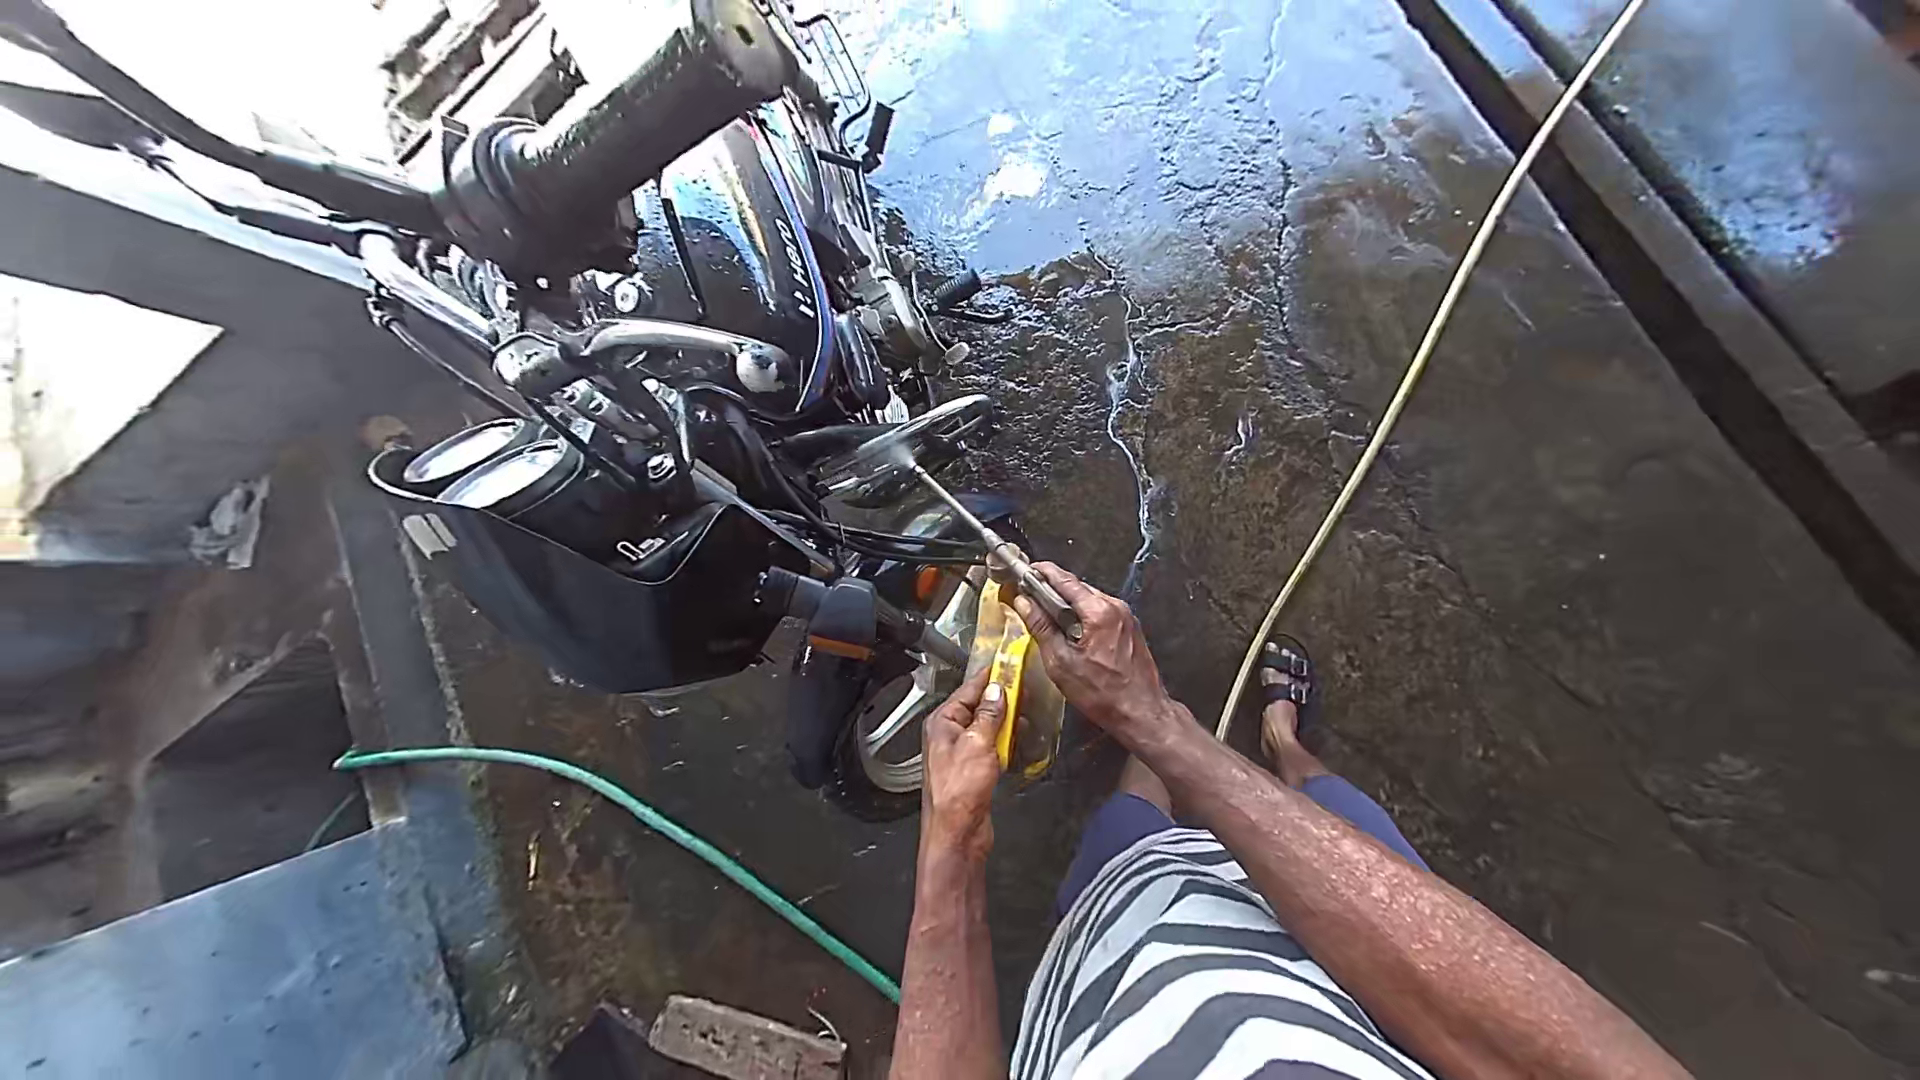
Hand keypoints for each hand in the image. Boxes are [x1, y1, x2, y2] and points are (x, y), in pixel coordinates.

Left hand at [921, 665, 1006, 859]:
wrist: (956, 834)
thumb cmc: (958, 791)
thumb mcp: (977, 744)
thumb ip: (989, 715)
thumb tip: (997, 690)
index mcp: (942, 722)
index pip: (968, 689)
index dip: (989, 676)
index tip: (1007, 664)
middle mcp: (948, 734)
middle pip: (977, 706)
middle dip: (1000, 697)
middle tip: (1023, 686)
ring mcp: (959, 752)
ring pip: (985, 725)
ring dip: (1004, 719)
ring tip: (1025, 710)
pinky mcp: (971, 768)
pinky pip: (989, 744)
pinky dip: (1003, 739)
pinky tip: (1017, 738)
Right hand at [1013, 563, 1186, 747]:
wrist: (1142, 713)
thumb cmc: (1105, 694)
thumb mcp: (1061, 662)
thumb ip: (1041, 627)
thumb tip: (1024, 603)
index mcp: (1098, 611)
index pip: (1064, 579)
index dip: (1041, 572)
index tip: (1026, 573)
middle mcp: (1115, 607)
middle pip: (1076, 587)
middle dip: (1051, 590)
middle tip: (1030, 598)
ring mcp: (1124, 616)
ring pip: (1087, 599)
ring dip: (1066, 605)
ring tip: (1048, 620)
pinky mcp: (1128, 626)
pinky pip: (1099, 611)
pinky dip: (1082, 615)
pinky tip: (1071, 633)